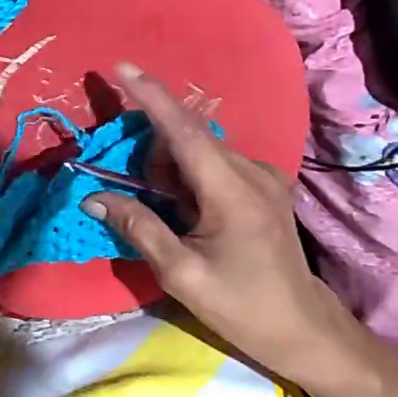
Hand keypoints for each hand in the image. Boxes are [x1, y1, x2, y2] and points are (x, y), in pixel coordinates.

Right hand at [82, 62, 367, 392]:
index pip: (185, 131)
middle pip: (189, 137)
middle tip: (137, 192)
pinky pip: (216, 163)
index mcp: (232, 191)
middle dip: (153, 152)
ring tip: (167, 212)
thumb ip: (139, 228)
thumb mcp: (181, 274)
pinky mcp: (266, 187)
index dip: (151, 97)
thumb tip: (94, 198)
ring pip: (202, 150)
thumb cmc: (242, 306)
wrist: (303, 328)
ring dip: (171, 167)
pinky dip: (190, 176)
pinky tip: (188, 210)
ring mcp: (264, 177)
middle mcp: (252, 171)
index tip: (121, 67)